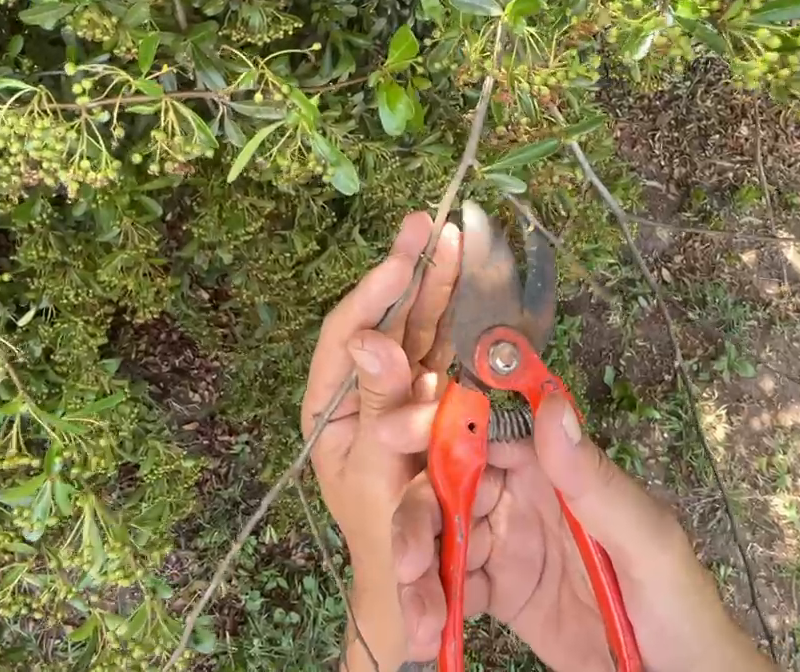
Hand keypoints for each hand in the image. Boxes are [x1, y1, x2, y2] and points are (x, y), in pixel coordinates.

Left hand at [301, 211, 462, 668]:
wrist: (410, 577)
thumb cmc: (381, 532)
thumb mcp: (375, 473)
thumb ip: (377, 405)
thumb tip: (370, 339)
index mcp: (332, 401)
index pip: (345, 334)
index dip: (373, 293)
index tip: (402, 258)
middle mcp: (364, 385)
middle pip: (384, 318)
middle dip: (406, 271)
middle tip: (425, 223)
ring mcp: (400, 388)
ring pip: (417, 326)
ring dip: (435, 282)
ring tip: (451, 238)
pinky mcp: (433, 395)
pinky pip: (445, 348)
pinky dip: (457, 315)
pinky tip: (467, 279)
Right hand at [392, 393, 774, 671]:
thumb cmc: (679, 604)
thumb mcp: (645, 539)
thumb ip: (595, 478)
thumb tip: (550, 403)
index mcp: (554, 468)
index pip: (486, 435)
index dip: (440, 435)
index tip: (396, 443)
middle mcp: (522, 498)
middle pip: (449, 487)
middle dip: (419, 517)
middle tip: (410, 564)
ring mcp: (507, 546)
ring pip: (440, 537)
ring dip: (417, 570)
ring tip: (419, 620)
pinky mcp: (500, 593)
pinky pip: (451, 587)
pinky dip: (431, 606)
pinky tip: (425, 634)